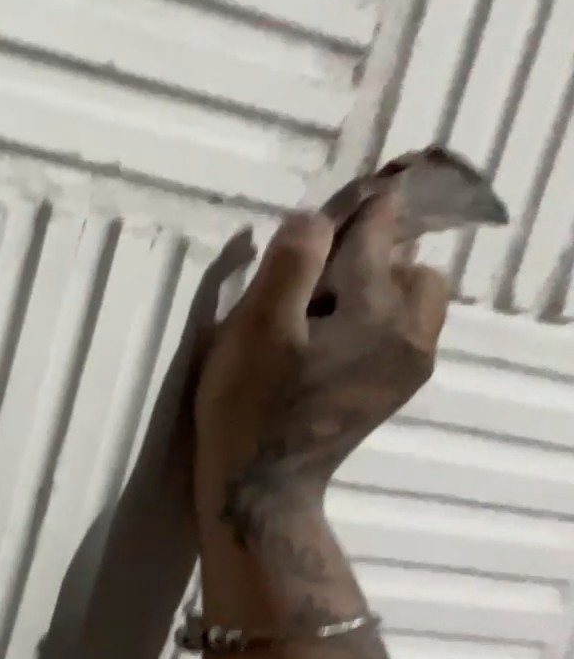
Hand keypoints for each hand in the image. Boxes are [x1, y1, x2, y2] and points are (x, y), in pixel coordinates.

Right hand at [193, 189, 449, 544]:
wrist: (263, 481)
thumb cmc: (248, 402)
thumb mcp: (256, 329)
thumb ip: (288, 268)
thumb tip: (312, 217)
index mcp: (378, 316)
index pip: (375, 242)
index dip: (369, 208)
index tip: (378, 177)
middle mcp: (409, 337)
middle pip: (407, 268)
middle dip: (371, 250)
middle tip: (311, 258)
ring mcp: (405, 366)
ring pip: (410, 300)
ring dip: (373, 283)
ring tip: (315, 297)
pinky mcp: (389, 387)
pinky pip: (399, 329)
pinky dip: (371, 313)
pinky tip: (322, 331)